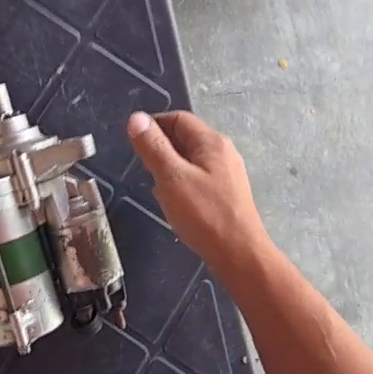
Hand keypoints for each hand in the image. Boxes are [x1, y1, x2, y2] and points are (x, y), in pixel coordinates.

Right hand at [128, 111, 271, 274]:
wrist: (239, 255)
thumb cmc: (204, 214)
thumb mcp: (172, 178)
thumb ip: (153, 147)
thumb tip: (136, 118)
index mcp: (212, 142)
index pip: (178, 118)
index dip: (153, 125)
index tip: (133, 141)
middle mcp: (223, 152)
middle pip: (186, 137)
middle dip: (160, 147)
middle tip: (142, 166)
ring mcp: (228, 174)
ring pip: (191, 159)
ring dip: (170, 167)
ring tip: (155, 186)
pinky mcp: (227, 193)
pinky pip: (198, 177)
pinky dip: (181, 182)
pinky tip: (174, 202)